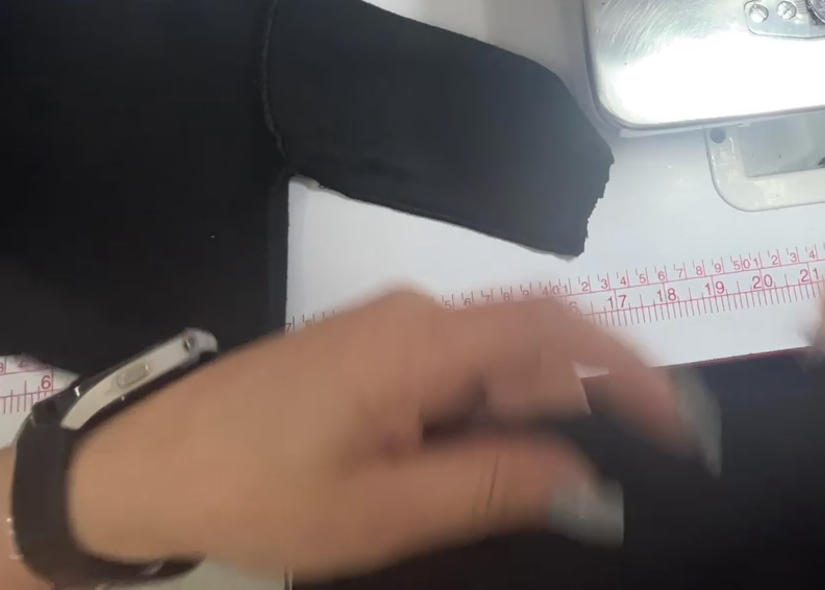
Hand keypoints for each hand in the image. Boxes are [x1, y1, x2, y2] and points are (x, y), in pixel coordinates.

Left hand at [65, 290, 700, 577]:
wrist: (145, 464)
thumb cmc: (258, 491)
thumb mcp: (384, 510)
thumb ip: (494, 482)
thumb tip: (588, 481)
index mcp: (424, 340)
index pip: (554, 329)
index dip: (627, 364)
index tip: (679, 418)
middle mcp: (418, 313)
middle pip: (530, 339)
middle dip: (580, 401)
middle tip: (607, 475)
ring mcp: (393, 324)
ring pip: (494, 356)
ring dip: (529, 412)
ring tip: (533, 483)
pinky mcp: (374, 344)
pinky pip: (457, 365)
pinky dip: (489, 409)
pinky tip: (476, 458)